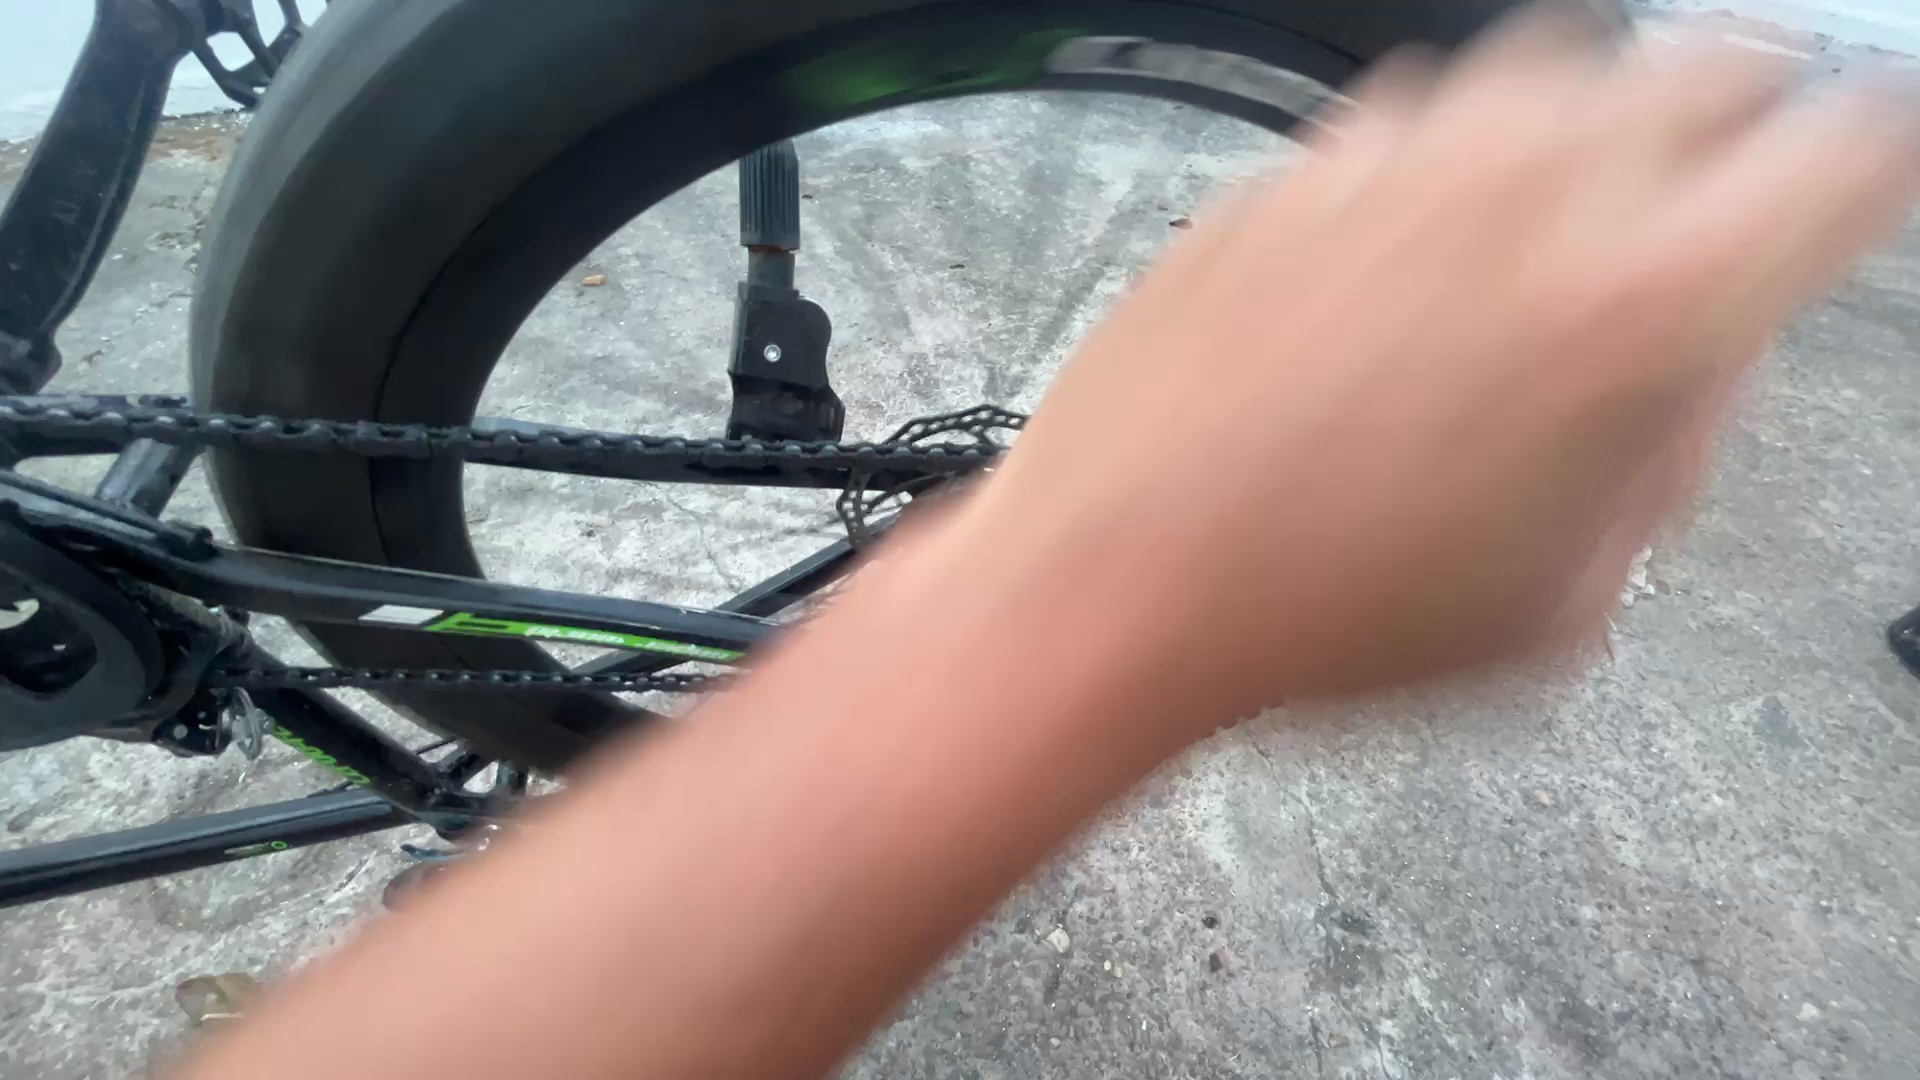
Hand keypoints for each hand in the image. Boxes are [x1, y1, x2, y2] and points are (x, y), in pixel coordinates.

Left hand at [968, 20, 1919, 716]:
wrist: (1115, 582)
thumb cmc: (1302, 617)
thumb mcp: (1548, 601)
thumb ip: (1656, 462)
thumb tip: (1677, 377)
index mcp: (1644, 298)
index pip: (1848, 150)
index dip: (1823, 198)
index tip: (1784, 229)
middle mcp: (1512, 193)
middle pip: (1693, 78)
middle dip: (1693, 152)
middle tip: (1638, 234)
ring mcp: (1368, 174)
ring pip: (1524, 82)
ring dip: (1537, 150)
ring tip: (1489, 255)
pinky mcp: (1258, 192)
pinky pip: (1371, 142)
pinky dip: (1399, 182)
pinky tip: (1361, 272)